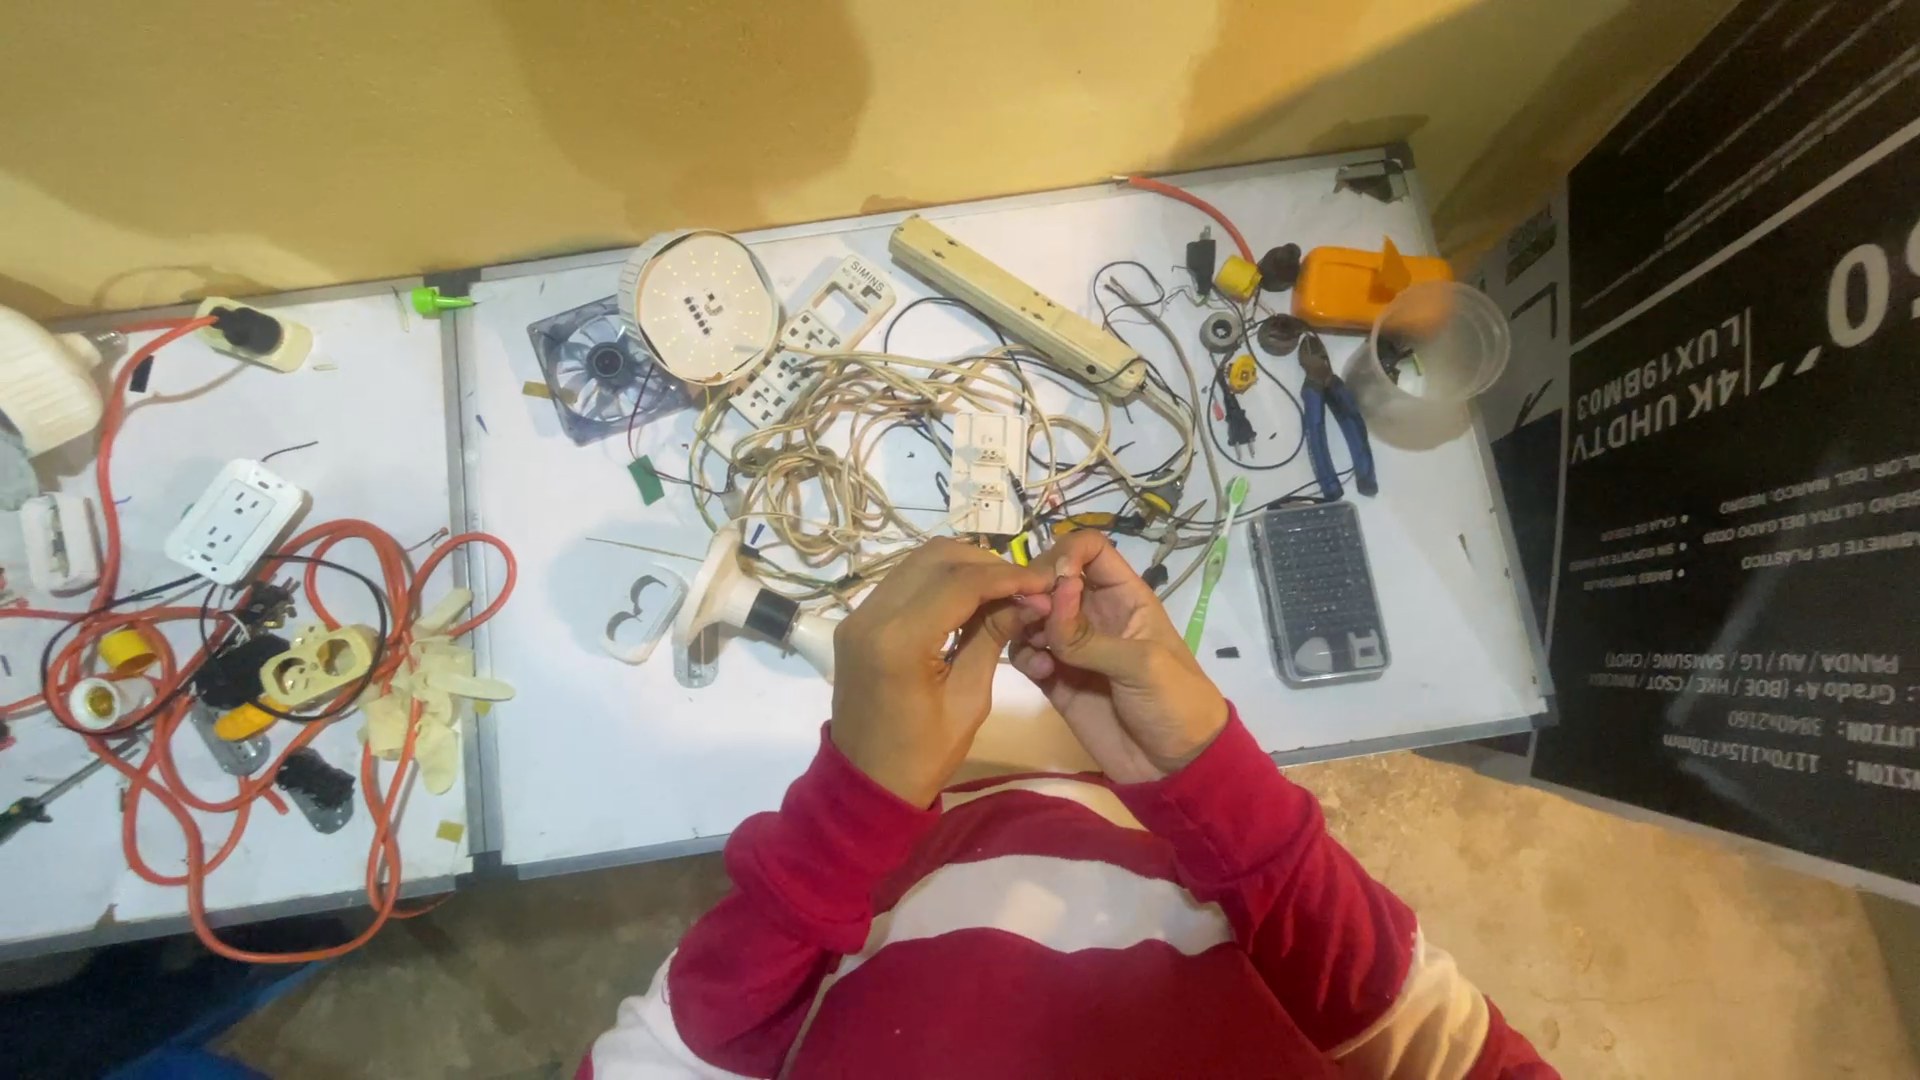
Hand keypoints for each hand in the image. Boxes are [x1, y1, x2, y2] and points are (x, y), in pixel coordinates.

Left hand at [831, 539, 1051, 806]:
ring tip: (1001, 590)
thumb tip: (1030, 598)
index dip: (1008, 576)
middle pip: (937, 557)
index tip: (1045, 581)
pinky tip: (969, 599)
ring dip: (964, 567)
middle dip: (987, 564)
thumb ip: (993, 637)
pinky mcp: (857, 618)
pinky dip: (940, 579)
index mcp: (899, 642)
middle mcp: (872, 615)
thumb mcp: (969, 700)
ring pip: (918, 560)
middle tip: (1024, 587)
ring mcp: (859, 613)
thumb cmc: (922, 755)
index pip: (960, 583)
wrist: (864, 782)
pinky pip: (904, 579)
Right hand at [1009, 531, 1227, 782]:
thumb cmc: (1175, 702)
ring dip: (1025, 622)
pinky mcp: (1055, 678)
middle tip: (1032, 613)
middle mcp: (1094, 614)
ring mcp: (1072, 647)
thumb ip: (1089, 634)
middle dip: (1036, 589)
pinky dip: (1024, 655)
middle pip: (1052, 578)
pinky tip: (1039, 670)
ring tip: (1035, 645)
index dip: (1068, 553)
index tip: (1053, 579)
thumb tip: (1049, 595)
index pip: (1090, 550)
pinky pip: (1026, 653)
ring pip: (1032, 615)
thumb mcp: (1141, 664)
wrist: (1176, 767)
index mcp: (1124, 596)